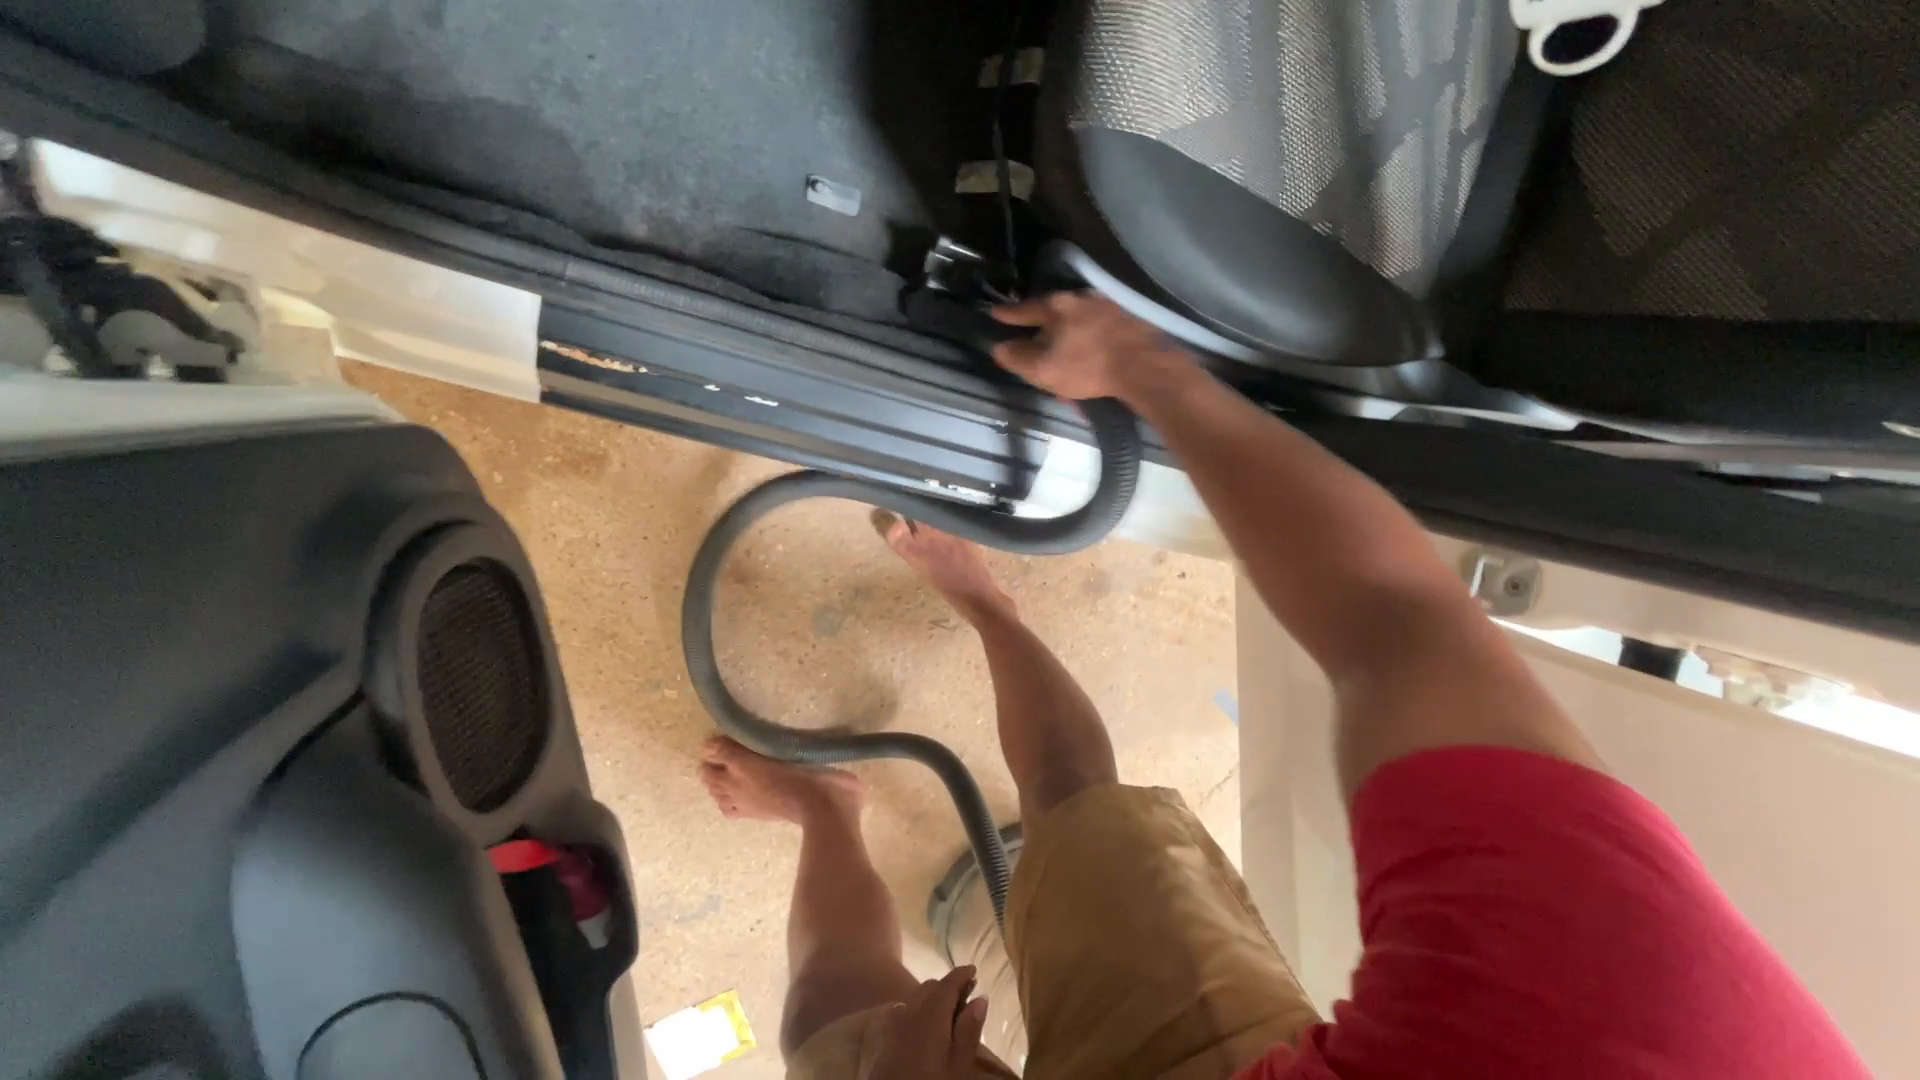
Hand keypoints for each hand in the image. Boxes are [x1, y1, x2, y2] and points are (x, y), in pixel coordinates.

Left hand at [869, 965, 989, 1078]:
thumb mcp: (959, 1069)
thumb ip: (968, 1032)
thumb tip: (980, 997)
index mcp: (931, 1016)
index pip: (947, 984)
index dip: (961, 974)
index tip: (974, 969)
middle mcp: (910, 1013)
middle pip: (929, 987)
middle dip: (948, 985)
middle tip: (967, 994)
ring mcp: (895, 1026)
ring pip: (916, 998)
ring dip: (933, 996)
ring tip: (950, 1010)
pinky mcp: (886, 1041)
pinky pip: (905, 1011)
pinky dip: (919, 1009)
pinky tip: (925, 1024)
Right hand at [990, 292, 1190, 401]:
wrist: (1144, 365)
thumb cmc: (1087, 366)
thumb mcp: (1043, 369)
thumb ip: (1017, 358)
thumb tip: (999, 347)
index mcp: (1056, 307)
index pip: (1024, 309)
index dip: (1008, 314)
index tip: (994, 313)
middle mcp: (1081, 298)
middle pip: (1053, 312)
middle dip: (1042, 327)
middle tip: (1032, 340)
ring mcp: (1107, 306)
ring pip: (1077, 322)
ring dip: (1067, 337)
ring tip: (1063, 353)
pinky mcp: (1127, 319)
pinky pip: (1097, 330)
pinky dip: (1087, 341)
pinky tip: (1089, 356)